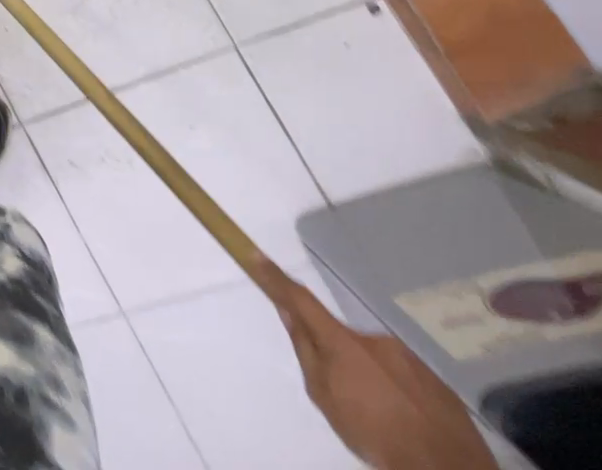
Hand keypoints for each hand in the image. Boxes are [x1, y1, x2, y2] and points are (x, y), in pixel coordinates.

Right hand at [253, 263, 496, 469]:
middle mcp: (378, 340)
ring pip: (375, 357)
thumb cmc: (373, 433)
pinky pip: (403, 372)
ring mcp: (411, 356)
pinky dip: (395, 388)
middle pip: (344, 337)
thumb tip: (290, 314)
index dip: (276, 278)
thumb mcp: (324, 396)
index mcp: (343, 343)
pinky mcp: (436, 375)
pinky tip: (402, 415)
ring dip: (370, 375)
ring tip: (380, 413)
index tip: (256, 255)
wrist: (446, 468)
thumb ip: (306, 351)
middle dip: (338, 356)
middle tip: (346, 393)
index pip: (301, 301)